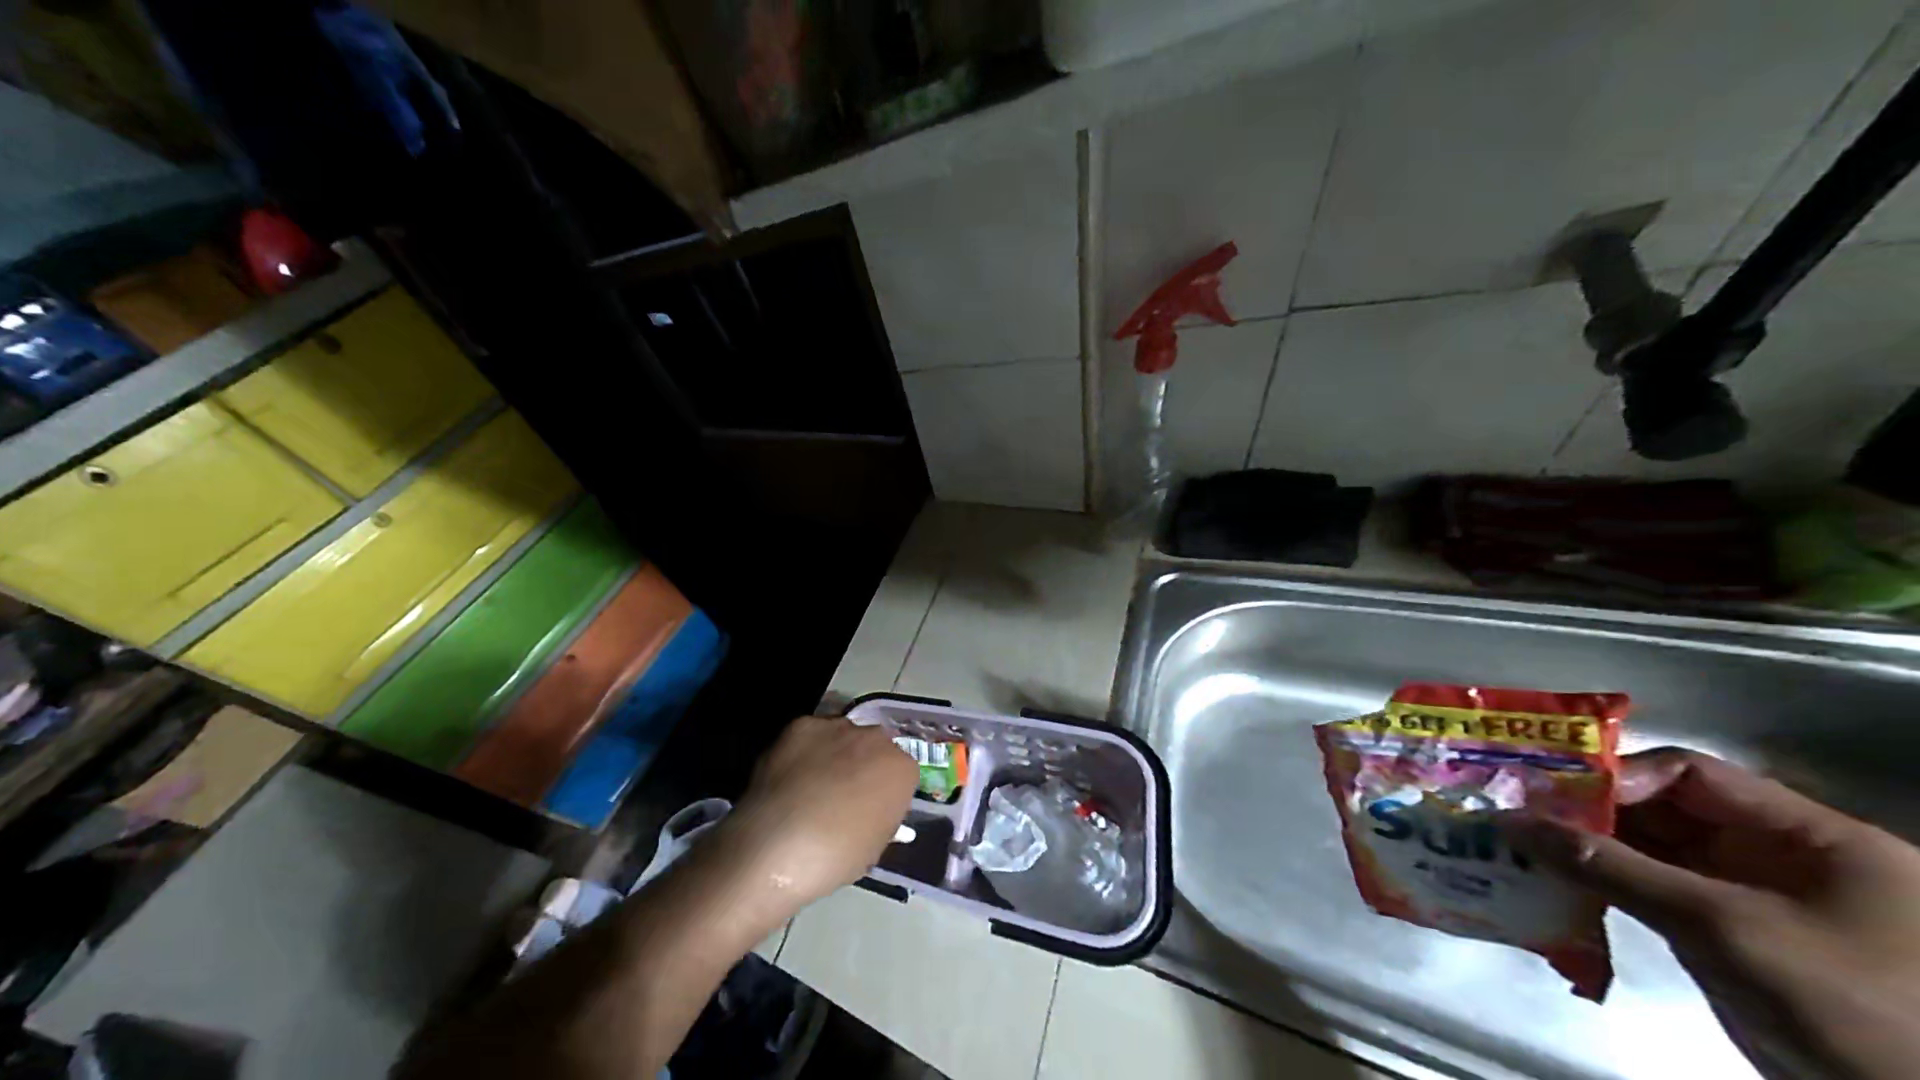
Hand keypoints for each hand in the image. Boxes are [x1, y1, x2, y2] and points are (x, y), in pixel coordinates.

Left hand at [706, 715, 917, 924]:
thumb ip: (880, 816)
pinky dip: (804, 752)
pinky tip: (790, 777)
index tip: (870, 812)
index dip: (885, 794)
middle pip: (874, 748)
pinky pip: (810, 736)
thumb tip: (871, 810)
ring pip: (842, 737)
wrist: (777, 845)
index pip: (901, 774)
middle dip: (862, 766)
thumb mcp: (874, 846)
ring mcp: (838, 727)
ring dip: (834, 754)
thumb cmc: (835, 857)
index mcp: (902, 769)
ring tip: (810, 787)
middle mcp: (875, 738)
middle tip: (841, 797)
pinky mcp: (801, 725)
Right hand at [1524, 748, 1919, 1079]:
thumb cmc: (1841, 1001)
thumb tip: (1511, 821)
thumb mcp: (1721, 927)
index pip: (1690, 775)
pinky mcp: (1736, 940)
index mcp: (1810, 835)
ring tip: (1522, 851)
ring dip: (1591, 853)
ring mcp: (1759, 902)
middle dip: (1590, 816)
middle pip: (1666, 812)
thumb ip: (1612, 868)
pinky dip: (1609, 888)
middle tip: (1518, 820)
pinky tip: (1557, 889)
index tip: (1549, 795)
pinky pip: (1658, 896)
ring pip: (1654, 855)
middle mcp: (1782, 857)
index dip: (1617, 777)